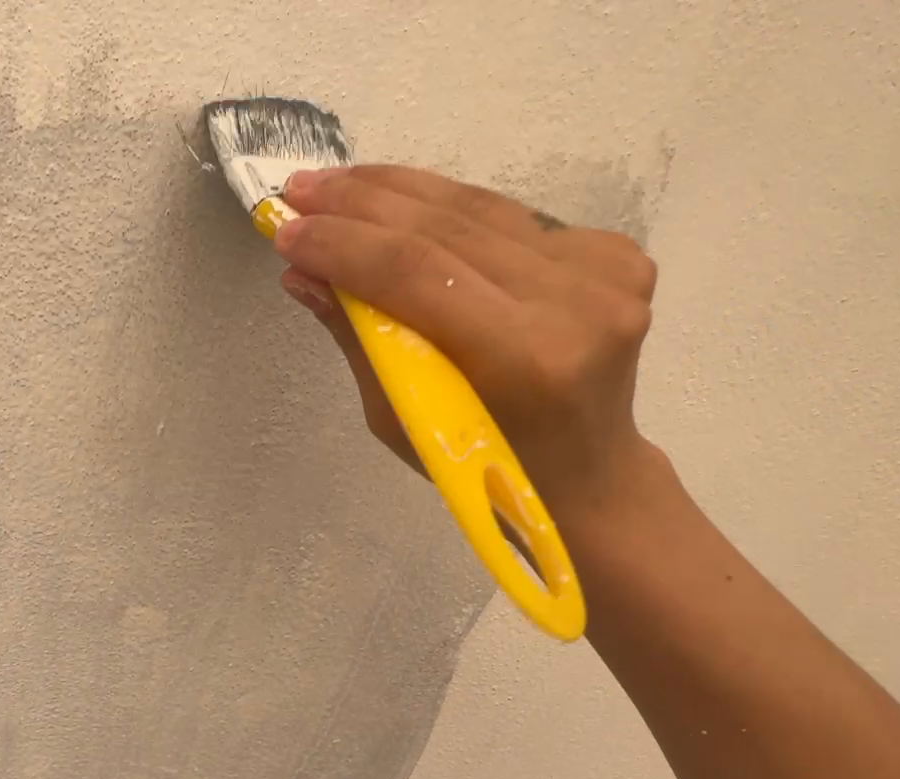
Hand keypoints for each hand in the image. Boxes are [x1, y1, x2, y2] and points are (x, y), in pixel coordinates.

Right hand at [272, 165, 658, 521]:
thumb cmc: (477, 466)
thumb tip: (304, 275)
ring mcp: (605, 270)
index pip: (415, 273)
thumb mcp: (399, 418)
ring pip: (476, 207)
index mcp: (524, 357)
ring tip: (333, 185)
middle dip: (359, 205)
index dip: (343, 245)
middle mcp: (577, 301)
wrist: (582, 471)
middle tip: (298, 190)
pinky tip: (393, 205)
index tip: (286, 231)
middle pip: (446, 229)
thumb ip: (360, 337)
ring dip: (394, 192)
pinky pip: (504, 218)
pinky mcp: (613, 253)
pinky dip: (441, 208)